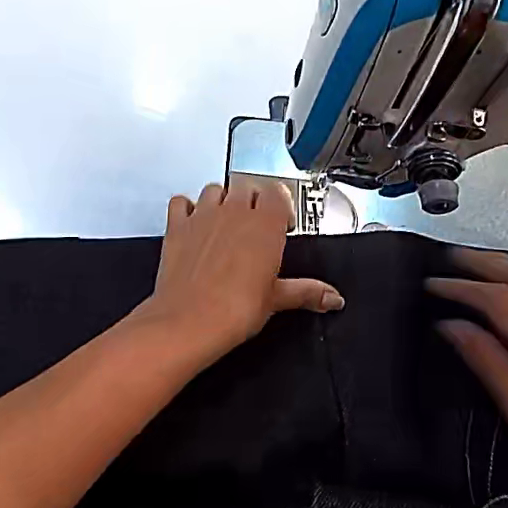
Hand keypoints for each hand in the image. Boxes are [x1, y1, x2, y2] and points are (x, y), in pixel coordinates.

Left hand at [138, 182, 342, 362]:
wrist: (188, 321)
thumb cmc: (233, 309)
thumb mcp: (277, 299)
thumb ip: (307, 292)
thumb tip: (331, 297)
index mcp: (265, 223)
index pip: (278, 192)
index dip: (282, 205)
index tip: (282, 223)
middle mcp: (234, 211)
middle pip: (247, 186)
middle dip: (253, 200)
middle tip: (257, 224)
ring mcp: (203, 215)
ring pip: (215, 188)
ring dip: (222, 199)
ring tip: (226, 220)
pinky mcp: (177, 226)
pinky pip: (181, 201)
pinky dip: (187, 207)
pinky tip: (193, 221)